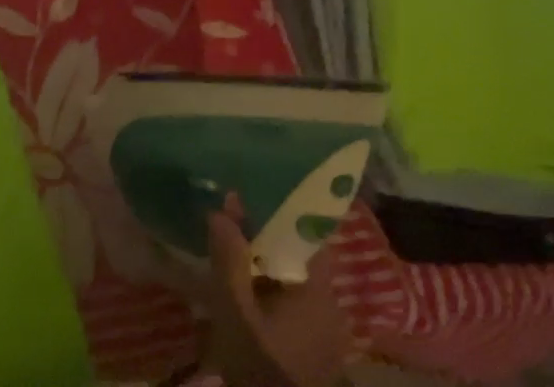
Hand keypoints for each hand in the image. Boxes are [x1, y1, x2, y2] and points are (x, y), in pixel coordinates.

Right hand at [202, 198, 350, 386]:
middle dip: (268, 238)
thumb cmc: (259, 358)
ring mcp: (330, 326)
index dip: (282, 215)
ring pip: (298, 280)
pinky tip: (248, 289)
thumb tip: (221, 209)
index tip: (254, 194)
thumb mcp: (234, 309)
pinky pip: (297, 299)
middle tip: (231, 220)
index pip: (309, 238)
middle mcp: (333, 303)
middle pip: (301, 258)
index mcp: (318, 290)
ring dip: (269, 264)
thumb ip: (229, 260)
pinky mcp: (320, 342)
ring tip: (233, 251)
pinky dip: (274, 287)